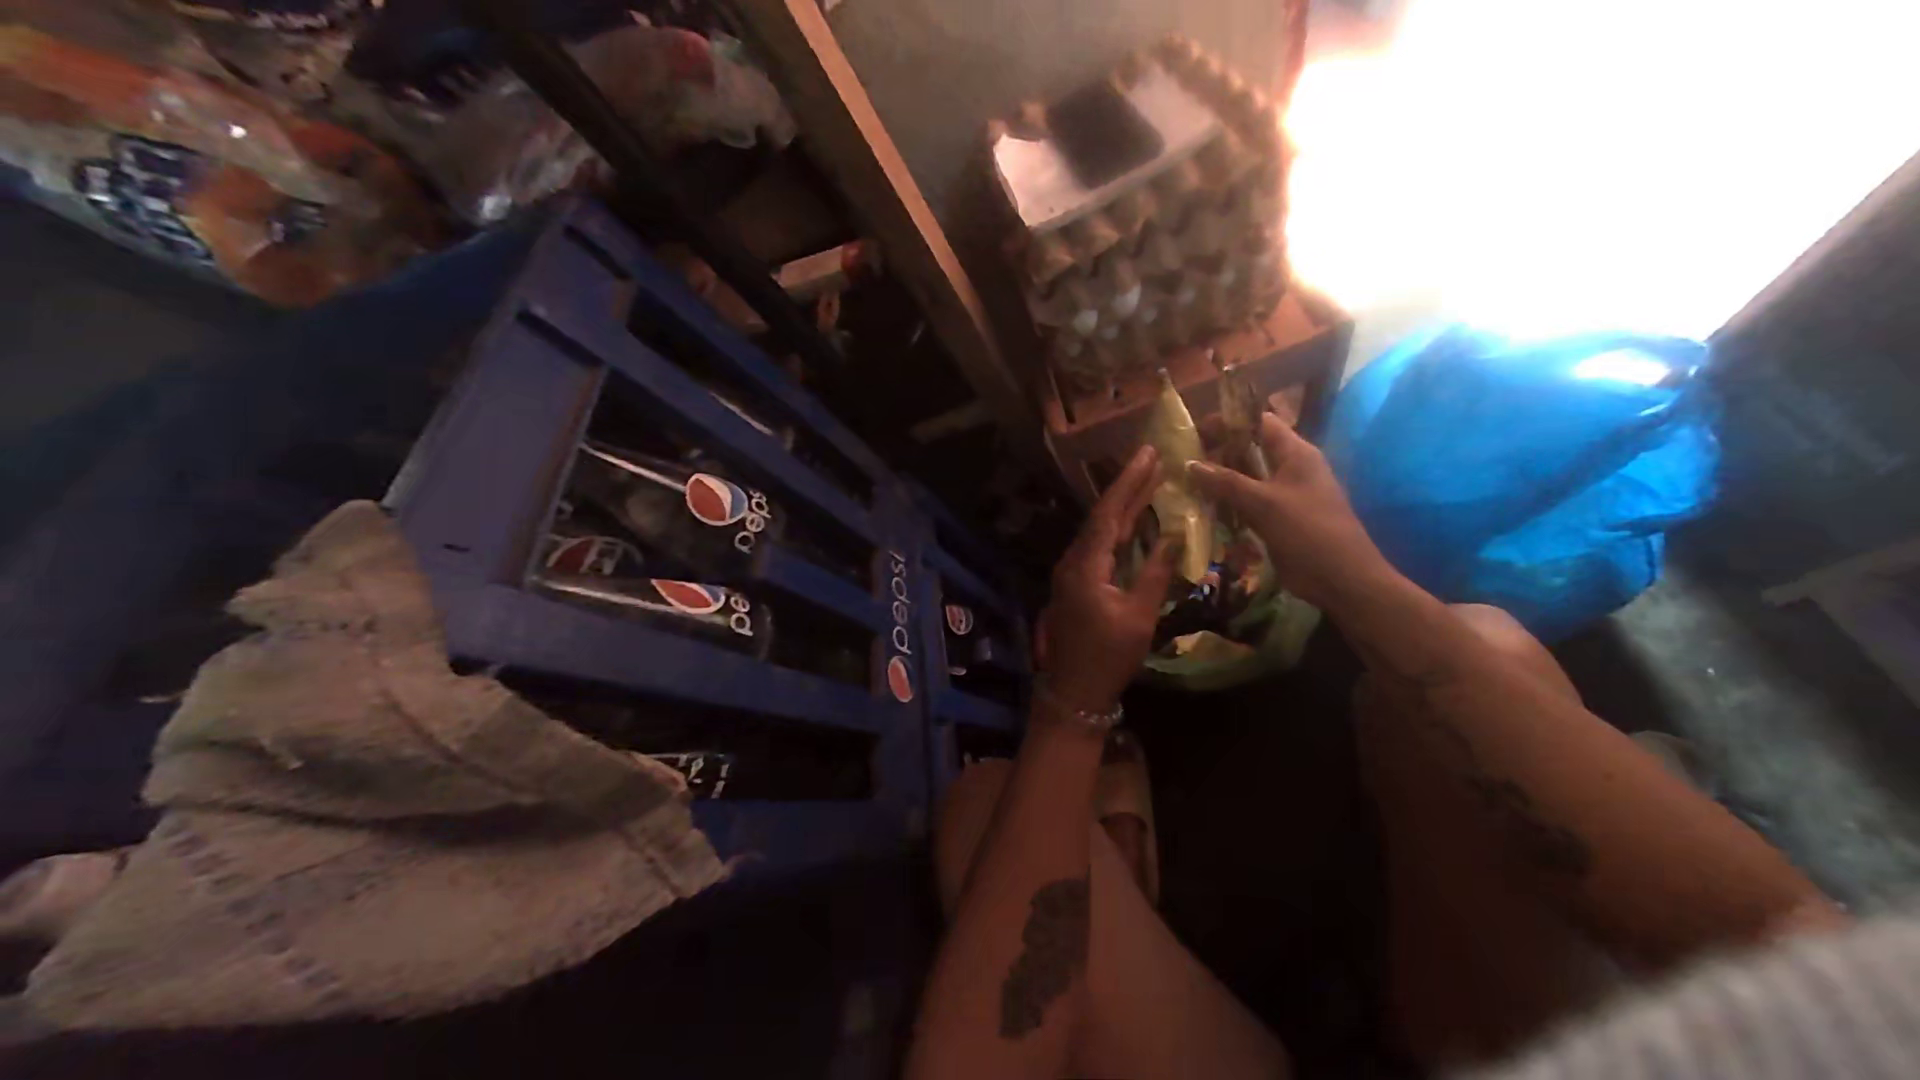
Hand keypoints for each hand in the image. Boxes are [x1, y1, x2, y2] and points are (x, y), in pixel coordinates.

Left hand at [1034, 445, 1178, 714]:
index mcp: (1085, 565)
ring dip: (1124, 507)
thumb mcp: (1139, 616)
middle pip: (1103, 516)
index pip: (1109, 513)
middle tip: (1153, 459)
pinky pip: (1098, 547)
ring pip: (1100, 530)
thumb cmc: (1109, 656)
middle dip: (1128, 488)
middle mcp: (1073, 561)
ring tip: (1150, 481)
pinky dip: (1118, 530)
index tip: (1148, 455)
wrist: (1074, 691)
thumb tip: (1174, 536)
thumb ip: (1155, 573)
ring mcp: (1072, 572)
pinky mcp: (1076, 583)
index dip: (1129, 482)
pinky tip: (1134, 522)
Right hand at [1188, 414, 1388, 609]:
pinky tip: (1202, 508)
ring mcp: (1284, 495)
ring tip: (1184, 482)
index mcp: (1295, 453)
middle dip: (1218, 452)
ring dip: (1219, 480)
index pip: (1259, 422)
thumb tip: (1190, 464)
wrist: (1341, 579)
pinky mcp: (1277, 519)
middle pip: (1250, 449)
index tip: (1195, 430)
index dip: (1229, 421)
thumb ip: (1226, 482)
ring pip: (1246, 478)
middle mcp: (1290, 468)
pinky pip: (1247, 503)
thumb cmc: (1308, 531)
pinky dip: (1226, 503)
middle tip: (1183, 459)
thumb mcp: (1264, 503)